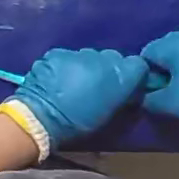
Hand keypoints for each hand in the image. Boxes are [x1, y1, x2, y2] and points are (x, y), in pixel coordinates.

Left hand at [0, 48, 149, 157]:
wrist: (40, 118)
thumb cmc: (78, 125)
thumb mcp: (110, 116)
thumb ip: (123, 98)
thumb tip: (128, 91)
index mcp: (121, 76)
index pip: (138, 65)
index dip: (131, 74)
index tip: (124, 85)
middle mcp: (101, 59)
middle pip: (112, 57)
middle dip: (107, 69)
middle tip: (97, 85)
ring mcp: (77, 53)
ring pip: (88, 55)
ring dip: (86, 66)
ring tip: (75, 82)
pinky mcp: (56, 53)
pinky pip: (67, 57)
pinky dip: (65, 65)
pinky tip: (58, 79)